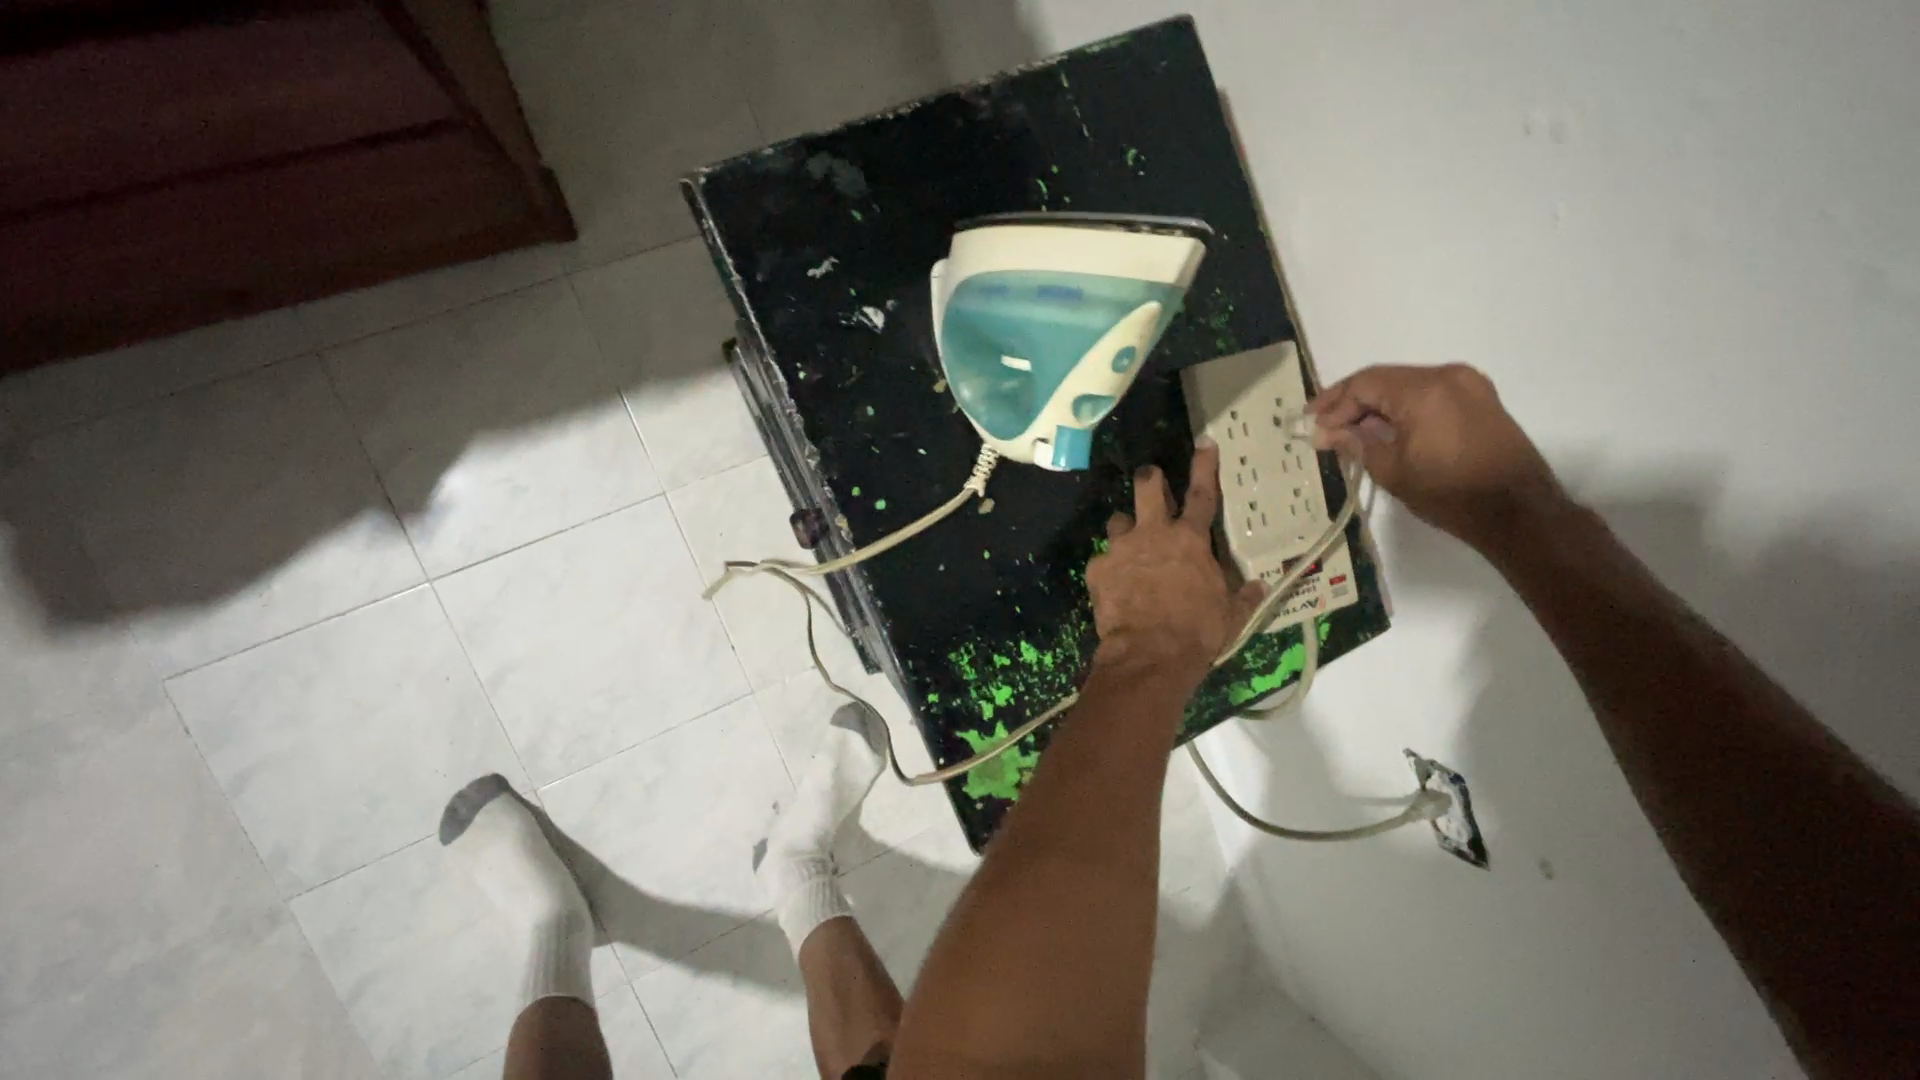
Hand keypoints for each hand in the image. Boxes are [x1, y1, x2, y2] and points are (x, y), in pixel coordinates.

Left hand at [1086, 440, 1264, 678]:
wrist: (1150, 653)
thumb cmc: (1198, 632)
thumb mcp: (1231, 616)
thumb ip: (1243, 596)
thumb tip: (1259, 587)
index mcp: (1190, 539)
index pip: (1202, 494)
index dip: (1204, 466)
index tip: (1204, 444)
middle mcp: (1154, 533)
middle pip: (1148, 487)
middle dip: (1150, 478)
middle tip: (1152, 479)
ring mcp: (1122, 548)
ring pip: (1118, 520)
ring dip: (1125, 527)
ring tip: (1129, 544)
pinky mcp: (1098, 568)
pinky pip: (1102, 559)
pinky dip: (1109, 567)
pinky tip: (1114, 583)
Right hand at [1311, 363, 1567, 550]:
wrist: (1518, 512)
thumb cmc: (1449, 493)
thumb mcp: (1392, 471)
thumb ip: (1356, 443)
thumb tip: (1326, 433)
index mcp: (1424, 391)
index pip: (1365, 384)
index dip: (1333, 403)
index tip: (1310, 425)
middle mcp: (1448, 376)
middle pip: (1385, 380)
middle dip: (1351, 402)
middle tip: (1324, 426)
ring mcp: (1468, 385)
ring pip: (1406, 385)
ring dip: (1375, 406)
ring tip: (1349, 431)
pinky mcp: (1479, 400)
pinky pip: (1428, 394)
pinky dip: (1402, 408)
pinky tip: (1384, 429)